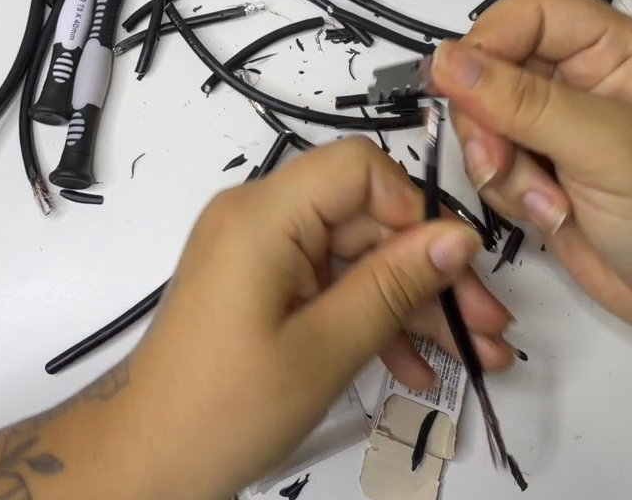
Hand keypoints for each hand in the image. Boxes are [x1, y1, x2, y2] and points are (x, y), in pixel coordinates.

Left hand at [113, 135, 513, 499]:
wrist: (144, 465)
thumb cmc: (226, 409)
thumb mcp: (323, 350)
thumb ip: (394, 285)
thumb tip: (460, 236)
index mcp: (264, 213)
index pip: (357, 167)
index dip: (411, 208)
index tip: (452, 267)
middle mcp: (261, 214)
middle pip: (364, 217)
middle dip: (428, 270)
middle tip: (487, 325)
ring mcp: (261, 248)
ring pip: (355, 254)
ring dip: (411, 301)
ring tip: (473, 354)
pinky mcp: (264, 279)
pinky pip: (329, 280)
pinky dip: (369, 315)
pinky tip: (414, 366)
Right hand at [428, 0, 631, 332]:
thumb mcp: (605, 147)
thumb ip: (521, 102)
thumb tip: (444, 59)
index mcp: (610, 49)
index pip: (529, 14)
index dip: (489, 41)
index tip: (456, 86)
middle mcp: (578, 78)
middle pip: (493, 65)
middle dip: (486, 118)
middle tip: (497, 163)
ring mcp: (555, 125)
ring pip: (482, 116)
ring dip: (498, 163)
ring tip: (546, 202)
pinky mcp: (539, 168)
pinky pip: (490, 160)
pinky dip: (508, 190)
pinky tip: (552, 215)